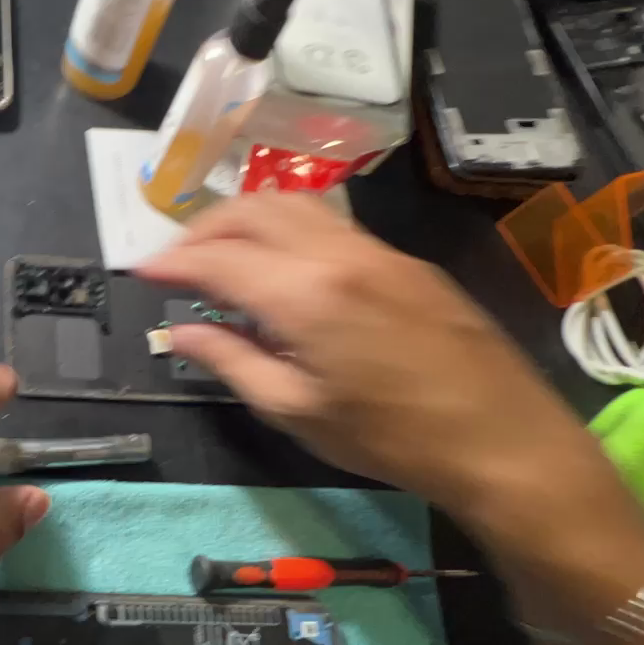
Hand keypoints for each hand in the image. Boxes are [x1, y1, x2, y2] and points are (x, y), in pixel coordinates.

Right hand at [137, 193, 631, 538]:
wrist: (502, 439)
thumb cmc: (387, 437)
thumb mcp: (293, 410)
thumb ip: (231, 362)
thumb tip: (181, 334)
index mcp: (305, 294)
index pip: (219, 260)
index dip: (172, 263)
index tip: (141, 272)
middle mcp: (339, 254)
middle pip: (254, 209)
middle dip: (203, 227)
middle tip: (175, 260)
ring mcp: (378, 251)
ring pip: (295, 205)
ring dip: (245, 219)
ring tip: (218, 253)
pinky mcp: (404, 261)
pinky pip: (330, 224)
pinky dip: (285, 230)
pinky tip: (277, 267)